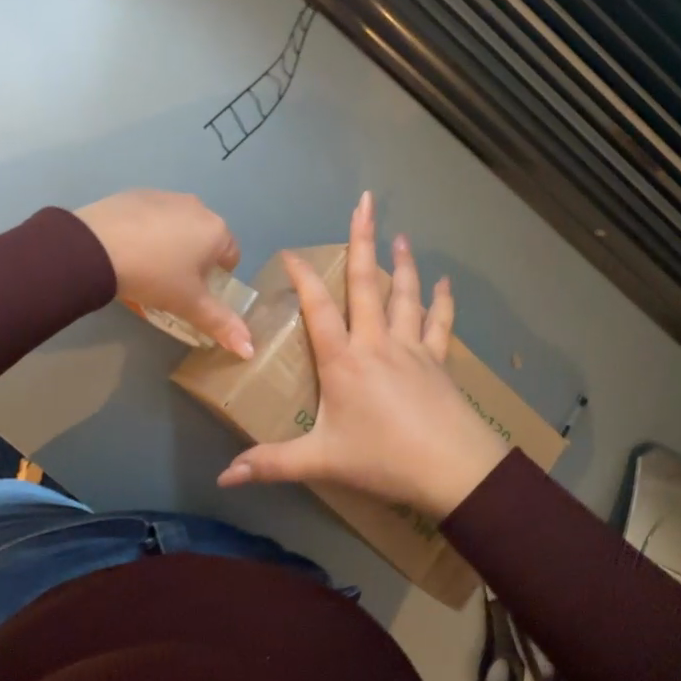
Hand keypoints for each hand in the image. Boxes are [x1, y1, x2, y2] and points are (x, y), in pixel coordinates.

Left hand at [74, 190, 252, 357]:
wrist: (98, 246)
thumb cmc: (154, 275)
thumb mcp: (188, 303)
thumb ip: (221, 324)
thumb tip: (250, 349)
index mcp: (216, 230)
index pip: (231, 256)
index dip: (216, 278)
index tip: (194, 292)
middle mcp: (196, 206)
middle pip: (204, 238)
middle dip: (193, 259)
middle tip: (169, 282)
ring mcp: (165, 196)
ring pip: (177, 224)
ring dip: (169, 243)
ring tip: (145, 266)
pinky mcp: (136, 193)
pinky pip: (150, 215)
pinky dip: (145, 230)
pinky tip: (126, 248)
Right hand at [216, 192, 506, 516]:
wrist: (457, 472)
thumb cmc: (384, 460)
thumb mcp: (322, 462)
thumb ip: (272, 463)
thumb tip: (224, 476)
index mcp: (344, 360)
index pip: (317, 308)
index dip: (303, 277)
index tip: (290, 253)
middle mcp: (376, 343)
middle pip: (366, 283)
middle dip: (362, 240)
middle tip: (364, 204)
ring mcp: (412, 349)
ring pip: (405, 295)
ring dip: (402, 262)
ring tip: (400, 234)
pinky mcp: (438, 361)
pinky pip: (440, 323)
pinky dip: (442, 301)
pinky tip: (444, 282)